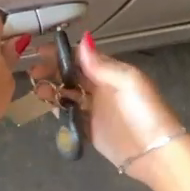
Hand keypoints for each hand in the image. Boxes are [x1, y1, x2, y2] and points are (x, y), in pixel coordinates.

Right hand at [31, 34, 185, 177]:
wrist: (154, 152)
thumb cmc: (143, 111)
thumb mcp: (127, 82)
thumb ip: (102, 64)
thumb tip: (82, 39)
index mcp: (112, 73)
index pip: (83, 58)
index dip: (62, 53)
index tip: (40, 50)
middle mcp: (102, 88)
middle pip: (72, 75)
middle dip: (53, 70)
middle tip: (34, 71)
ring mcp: (95, 109)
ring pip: (68, 94)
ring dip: (52, 88)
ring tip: (39, 89)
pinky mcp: (90, 129)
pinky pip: (70, 115)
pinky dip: (58, 109)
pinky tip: (47, 105)